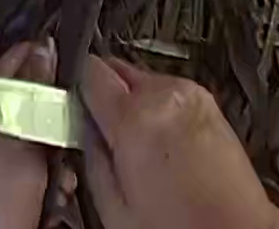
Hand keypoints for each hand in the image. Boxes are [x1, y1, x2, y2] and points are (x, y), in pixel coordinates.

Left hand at [0, 39, 75, 228]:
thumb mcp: (18, 132)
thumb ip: (34, 88)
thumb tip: (46, 46)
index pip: (20, 59)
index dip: (48, 57)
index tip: (75, 64)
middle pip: (41, 104)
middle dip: (62, 120)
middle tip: (70, 132)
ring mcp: (6, 161)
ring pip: (49, 142)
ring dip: (62, 160)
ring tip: (62, 176)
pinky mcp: (17, 192)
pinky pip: (47, 177)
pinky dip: (57, 186)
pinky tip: (58, 197)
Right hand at [80, 56, 278, 228]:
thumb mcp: (116, 209)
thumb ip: (91, 157)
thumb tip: (80, 127)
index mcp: (134, 117)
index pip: (90, 69)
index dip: (76, 83)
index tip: (72, 100)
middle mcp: (162, 93)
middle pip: (116, 67)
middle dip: (105, 93)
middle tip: (104, 132)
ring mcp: (188, 93)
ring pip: (142, 79)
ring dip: (134, 101)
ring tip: (140, 147)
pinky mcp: (206, 100)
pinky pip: (167, 91)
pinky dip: (159, 109)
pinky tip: (165, 147)